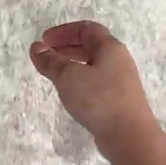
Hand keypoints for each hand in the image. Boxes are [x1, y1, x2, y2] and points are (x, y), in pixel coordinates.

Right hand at [30, 21, 161, 162]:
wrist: (129, 135)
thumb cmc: (99, 99)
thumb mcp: (68, 77)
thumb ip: (51, 61)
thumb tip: (36, 47)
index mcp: (109, 47)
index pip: (86, 29)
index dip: (63, 31)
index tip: (44, 40)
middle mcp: (118, 59)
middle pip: (91, 45)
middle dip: (66, 46)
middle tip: (45, 54)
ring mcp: (120, 80)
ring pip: (93, 64)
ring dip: (72, 63)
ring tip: (54, 73)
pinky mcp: (118, 98)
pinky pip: (96, 80)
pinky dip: (80, 79)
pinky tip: (70, 91)